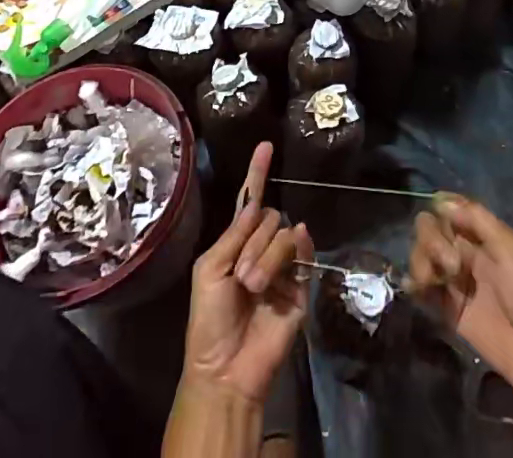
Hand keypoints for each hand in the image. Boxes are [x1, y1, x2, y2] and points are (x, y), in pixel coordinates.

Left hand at [180, 142, 314, 402]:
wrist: (227, 366)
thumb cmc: (208, 321)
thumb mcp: (210, 271)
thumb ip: (234, 236)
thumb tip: (260, 206)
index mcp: (236, 243)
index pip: (250, 201)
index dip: (257, 174)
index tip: (265, 146)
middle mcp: (261, 248)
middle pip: (268, 218)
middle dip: (254, 243)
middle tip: (241, 278)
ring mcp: (283, 264)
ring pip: (284, 234)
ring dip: (267, 258)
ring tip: (255, 288)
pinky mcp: (301, 282)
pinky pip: (304, 251)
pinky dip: (297, 248)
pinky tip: (294, 252)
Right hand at [406, 195, 512, 402]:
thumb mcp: (512, 250)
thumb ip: (478, 221)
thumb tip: (441, 198)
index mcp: (486, 235)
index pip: (452, 209)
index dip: (441, 210)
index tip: (440, 218)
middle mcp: (468, 253)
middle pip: (432, 230)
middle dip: (431, 240)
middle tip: (451, 265)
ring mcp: (456, 282)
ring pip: (423, 257)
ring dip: (421, 262)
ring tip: (432, 283)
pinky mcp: (448, 310)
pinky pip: (422, 289)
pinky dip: (414, 284)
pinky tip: (418, 289)